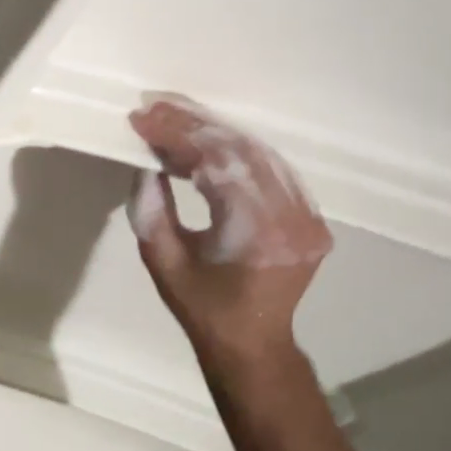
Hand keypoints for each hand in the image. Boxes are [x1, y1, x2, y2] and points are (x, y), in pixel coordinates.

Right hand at [126, 94, 333, 365]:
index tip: (141, 119)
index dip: (176, 136)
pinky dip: (235, 150)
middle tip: (155, 107)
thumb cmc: (201, 307)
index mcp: (257, 233)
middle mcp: (293, 218)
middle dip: (194, 124)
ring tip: (174, 116)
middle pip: (243, 151)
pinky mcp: (309, 215)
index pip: (217, 165)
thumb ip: (152, 207)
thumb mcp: (162, 258)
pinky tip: (206, 142)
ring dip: (214, 131)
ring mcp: (308, 215)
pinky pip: (272, 169)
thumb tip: (147, 161)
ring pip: (260, 154)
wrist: (252, 343)